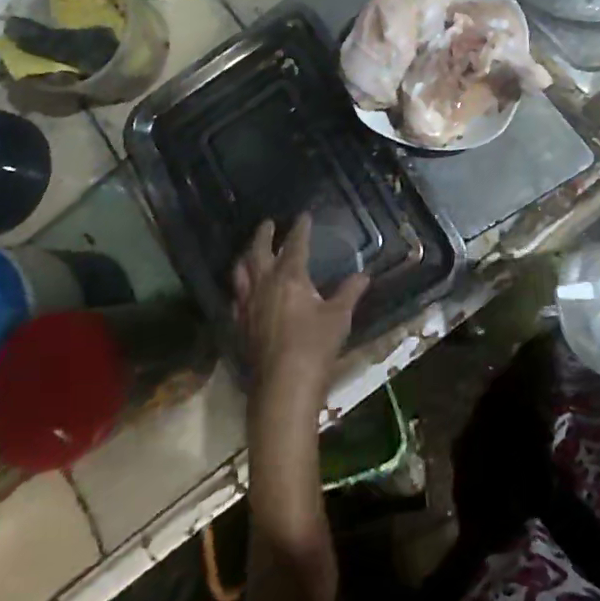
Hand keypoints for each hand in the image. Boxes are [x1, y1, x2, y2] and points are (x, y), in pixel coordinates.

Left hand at [233, 214, 369, 404]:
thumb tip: (363, 275)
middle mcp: (264, 284)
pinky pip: (236, 296)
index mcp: (289, 276)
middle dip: (264, 235)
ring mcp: (248, 304)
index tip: (303, 216)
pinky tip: (244, 290)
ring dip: (247, 256)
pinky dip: (241, 286)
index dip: (300, 229)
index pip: (295, 245)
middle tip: (268, 223)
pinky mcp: (240, 323)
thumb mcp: (339, 317)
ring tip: (250, 250)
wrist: (283, 384)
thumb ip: (350, 292)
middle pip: (259, 251)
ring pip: (241, 271)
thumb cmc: (315, 346)